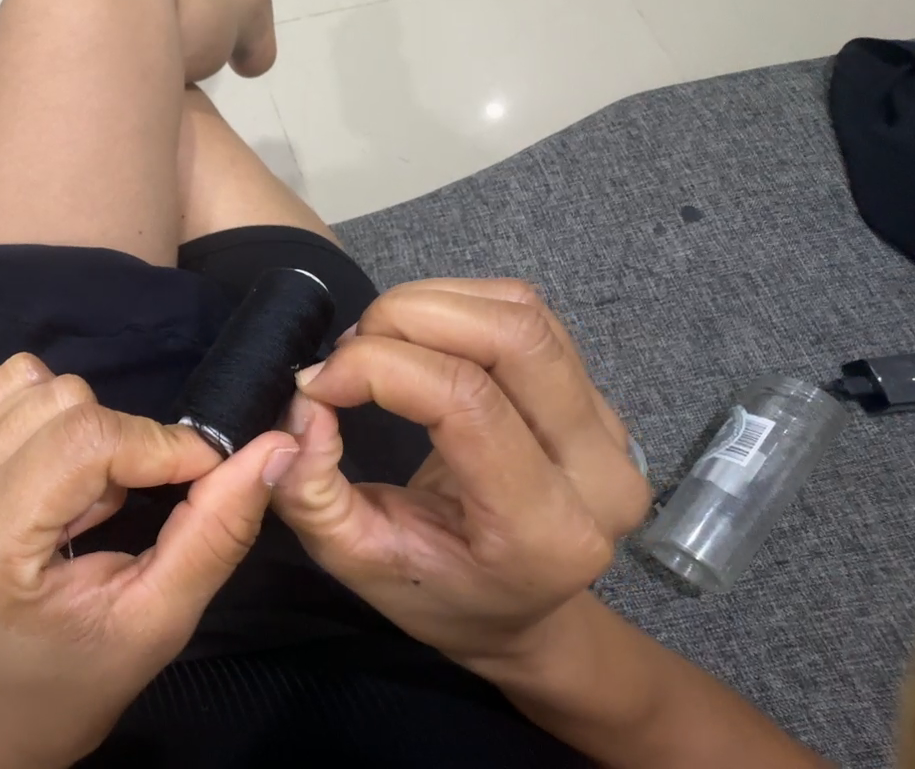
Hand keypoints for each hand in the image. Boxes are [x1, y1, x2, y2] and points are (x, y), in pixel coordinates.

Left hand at [0, 353, 299, 767]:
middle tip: (114, 506)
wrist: (4, 698)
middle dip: (115, 443)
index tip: (198, 471)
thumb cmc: (81, 671)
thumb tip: (273, 448)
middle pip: (58, 399)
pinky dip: (11, 397)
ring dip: (70, 423)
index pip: (85, 440)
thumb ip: (215, 532)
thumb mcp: (160, 618)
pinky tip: (28, 451)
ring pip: (23, 378)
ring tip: (71, 491)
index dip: (160, 445)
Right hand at [269, 279, 649, 667]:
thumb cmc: (433, 592)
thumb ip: (309, 490)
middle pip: (509, 335)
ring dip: (426, 304)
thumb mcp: (350, 559)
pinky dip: (452, 303)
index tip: (315, 384)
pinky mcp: (594, 392)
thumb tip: (305, 402)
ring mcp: (609, 425)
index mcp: (542, 530)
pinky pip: (524, 310)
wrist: (515, 610)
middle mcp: (597, 471)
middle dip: (403, 317)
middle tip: (347, 353)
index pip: (464, 400)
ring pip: (519, 310)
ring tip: (376, 344)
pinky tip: (416, 338)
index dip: (375, 367)